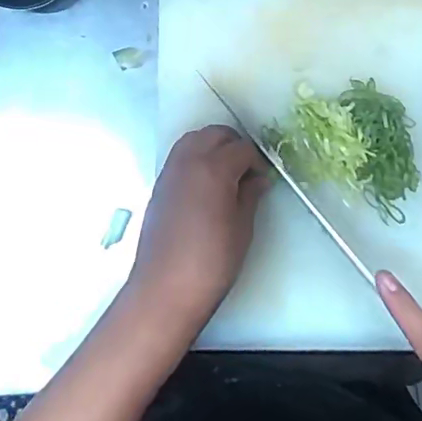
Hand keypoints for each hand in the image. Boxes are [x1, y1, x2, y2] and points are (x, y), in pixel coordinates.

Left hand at [128, 125, 270, 324]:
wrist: (165, 286)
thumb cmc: (211, 261)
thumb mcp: (242, 230)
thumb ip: (250, 196)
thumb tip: (257, 179)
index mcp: (213, 168)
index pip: (242, 148)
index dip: (257, 161)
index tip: (263, 179)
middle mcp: (189, 159)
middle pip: (215, 134)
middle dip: (234, 145)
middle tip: (246, 170)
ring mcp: (170, 169)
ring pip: (194, 138)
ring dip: (212, 145)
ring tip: (226, 173)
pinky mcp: (159, 182)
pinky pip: (179, 154)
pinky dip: (195, 155)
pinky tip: (205, 182)